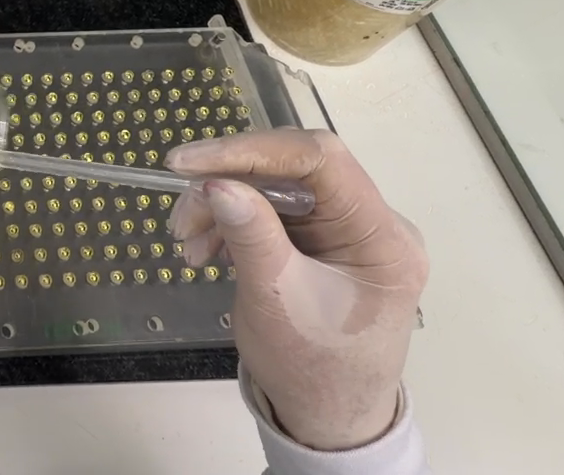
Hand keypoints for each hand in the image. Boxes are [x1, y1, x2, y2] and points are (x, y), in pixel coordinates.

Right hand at [166, 129, 427, 451]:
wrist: (323, 414)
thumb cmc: (311, 368)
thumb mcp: (276, 302)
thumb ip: (251, 236)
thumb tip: (214, 183)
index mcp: (381, 237)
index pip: (318, 159)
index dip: (249, 150)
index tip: (187, 164)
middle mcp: (368, 220)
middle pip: (288, 166)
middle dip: (225, 180)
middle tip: (182, 210)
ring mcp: (341, 225)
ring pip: (268, 182)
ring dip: (217, 204)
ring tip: (187, 242)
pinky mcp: (314, 234)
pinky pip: (263, 204)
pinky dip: (225, 219)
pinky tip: (204, 248)